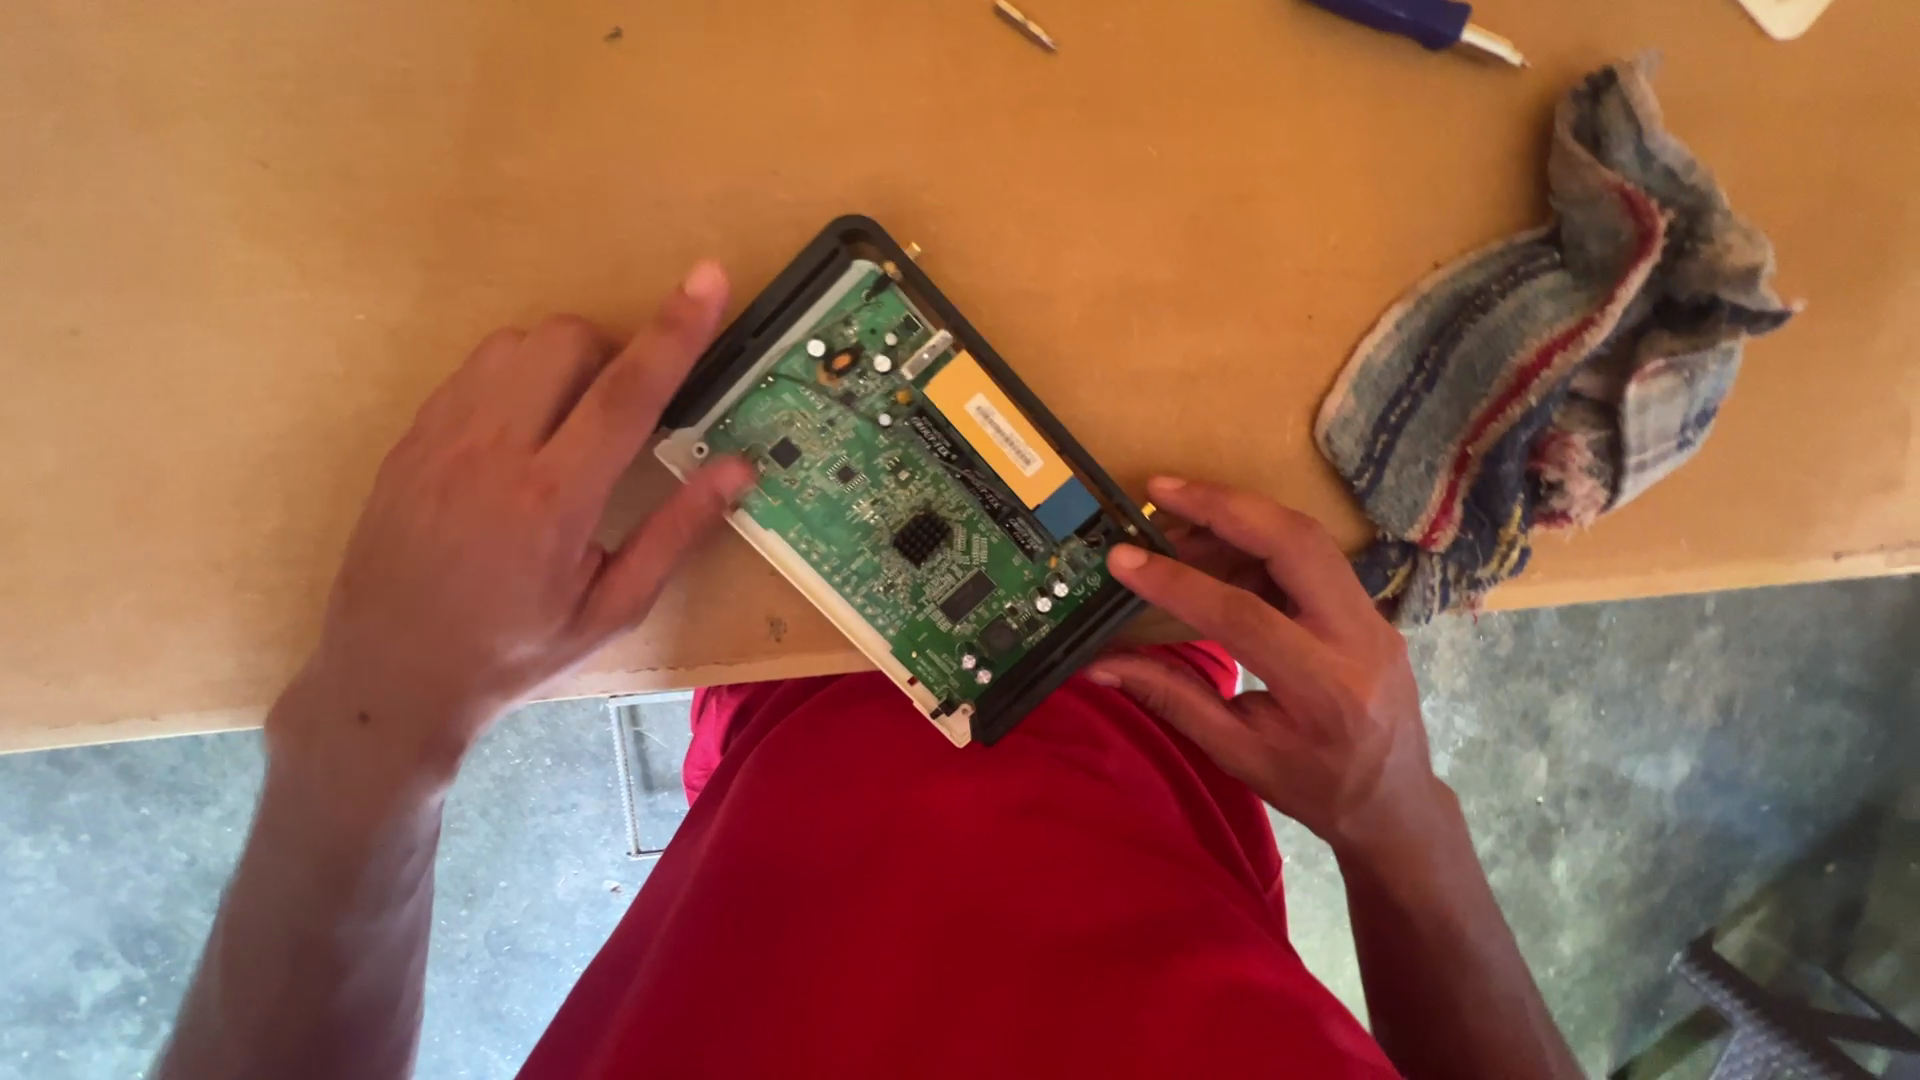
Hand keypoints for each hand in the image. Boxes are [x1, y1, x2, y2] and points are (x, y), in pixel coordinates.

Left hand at [274, 261, 754, 791]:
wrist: (387, 677)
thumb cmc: (518, 650)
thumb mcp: (615, 608)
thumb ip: (678, 531)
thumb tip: (740, 468)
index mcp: (555, 500)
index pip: (628, 392)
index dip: (677, 332)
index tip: (709, 280)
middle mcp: (492, 450)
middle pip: (564, 340)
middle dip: (614, 350)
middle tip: (628, 409)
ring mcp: (439, 437)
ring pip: (514, 343)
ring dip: (565, 362)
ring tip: (575, 423)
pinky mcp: (409, 438)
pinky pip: (475, 370)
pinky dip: (519, 377)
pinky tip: (523, 436)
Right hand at [1088, 477, 1446, 863]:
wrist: (1397, 804)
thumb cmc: (1314, 787)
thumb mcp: (1237, 753)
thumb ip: (1171, 698)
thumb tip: (1100, 664)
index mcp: (1324, 689)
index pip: (1243, 614)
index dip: (1177, 581)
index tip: (1123, 558)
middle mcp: (1360, 638)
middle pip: (1295, 543)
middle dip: (1223, 506)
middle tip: (1159, 490)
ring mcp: (1373, 616)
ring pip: (1305, 537)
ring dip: (1237, 517)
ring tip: (1175, 522)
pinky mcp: (1368, 606)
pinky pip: (1311, 554)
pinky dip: (1257, 540)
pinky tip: (1215, 549)